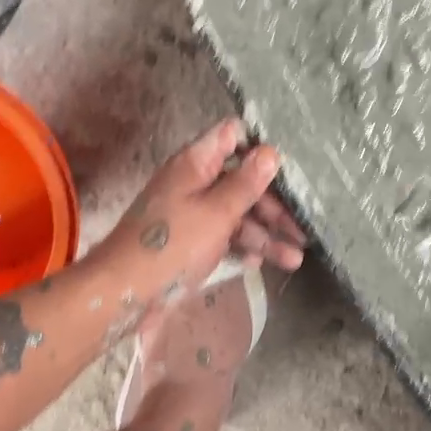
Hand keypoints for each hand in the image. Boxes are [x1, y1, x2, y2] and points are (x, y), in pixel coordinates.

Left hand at [98, 119, 307, 295]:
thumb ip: (245, 184)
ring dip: (266, 235)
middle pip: (242, 182)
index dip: (261, 146)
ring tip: (295, 260)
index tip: (293, 167)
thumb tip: (270, 151)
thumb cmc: (172, 246)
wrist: (127, 292)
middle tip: (303, 229)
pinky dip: (244, 249)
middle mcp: (194, 184)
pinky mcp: (191, 243)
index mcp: (195, 165)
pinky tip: (262, 265)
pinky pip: (224, 239)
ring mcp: (192, 215)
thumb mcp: (216, 213)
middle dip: (274, 205)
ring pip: (237, 216)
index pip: (232, 137)